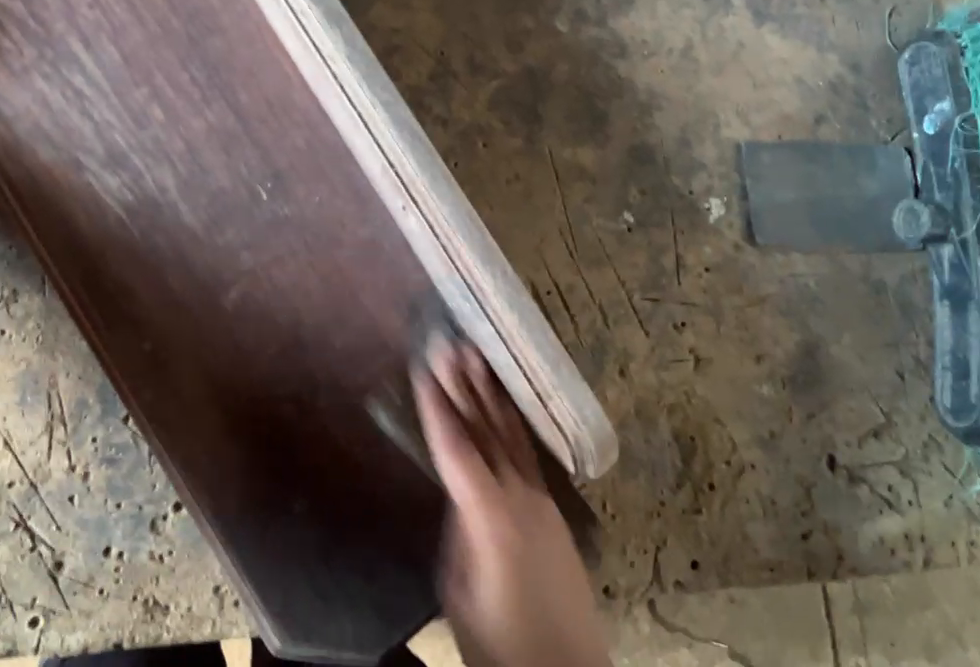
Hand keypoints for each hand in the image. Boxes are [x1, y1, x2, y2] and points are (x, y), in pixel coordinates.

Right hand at [414, 343, 612, 666]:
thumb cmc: (499, 639)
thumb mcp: (460, 589)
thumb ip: (459, 532)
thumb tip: (458, 497)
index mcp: (491, 515)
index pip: (458, 447)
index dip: (438, 406)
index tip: (425, 366)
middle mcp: (521, 497)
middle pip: (488, 431)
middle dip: (467, 386)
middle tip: (452, 344)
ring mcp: (543, 501)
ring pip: (513, 436)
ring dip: (493, 395)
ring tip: (478, 358)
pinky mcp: (554, 511)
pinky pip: (527, 453)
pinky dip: (512, 423)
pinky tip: (506, 407)